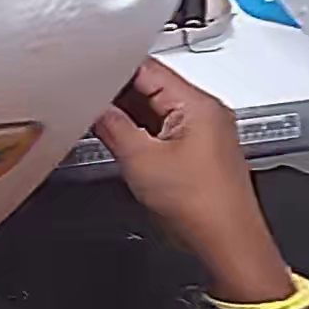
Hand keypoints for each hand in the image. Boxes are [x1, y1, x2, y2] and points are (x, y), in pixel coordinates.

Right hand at [94, 57, 287, 298]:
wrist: (224, 239)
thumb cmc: (199, 203)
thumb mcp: (139, 159)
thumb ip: (111, 126)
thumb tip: (94, 107)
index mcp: (197, 104)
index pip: (148, 69)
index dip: (113, 69)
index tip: (85, 74)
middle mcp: (204, 111)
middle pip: (151, 86)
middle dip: (116, 92)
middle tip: (84, 99)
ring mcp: (200, 130)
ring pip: (154, 107)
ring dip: (126, 112)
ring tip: (98, 121)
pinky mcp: (194, 148)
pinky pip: (160, 126)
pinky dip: (138, 129)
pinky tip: (119, 138)